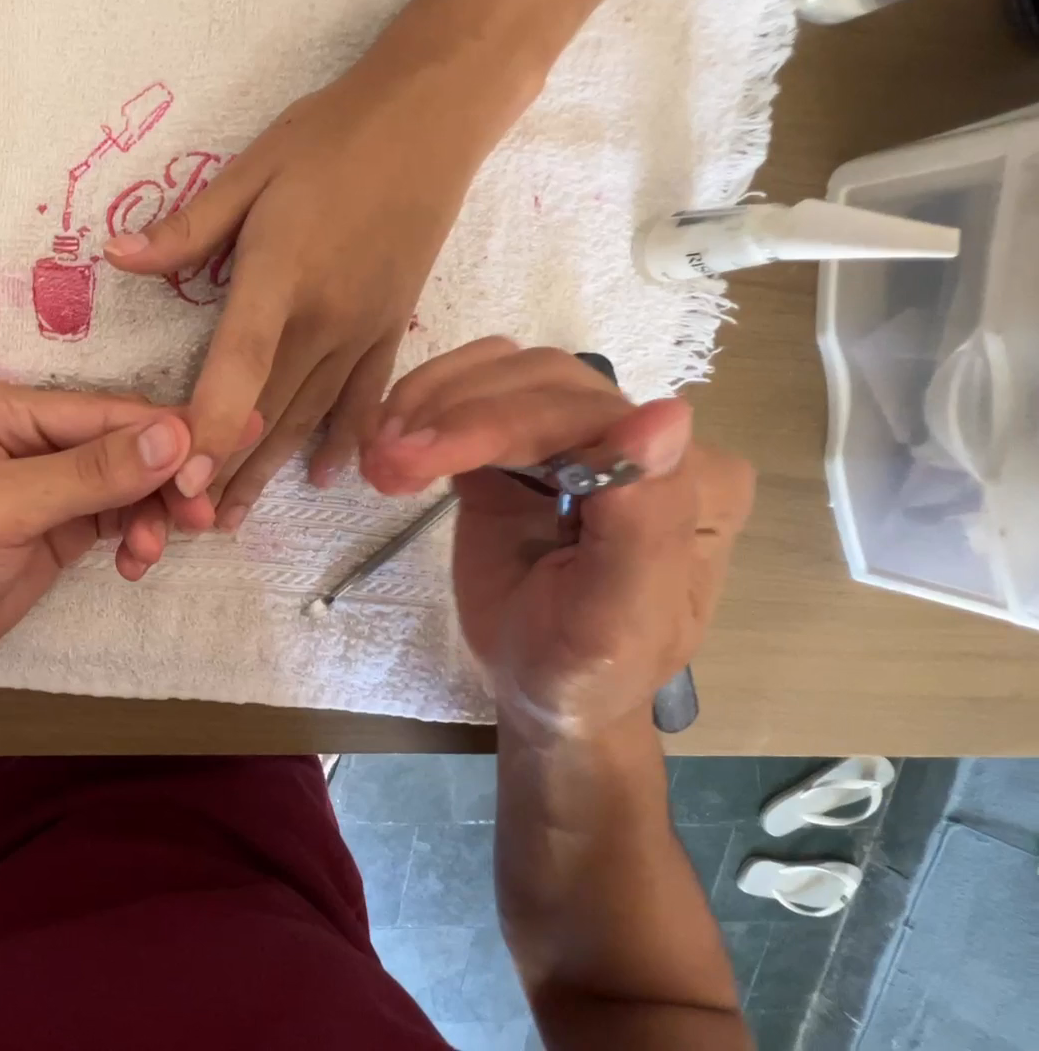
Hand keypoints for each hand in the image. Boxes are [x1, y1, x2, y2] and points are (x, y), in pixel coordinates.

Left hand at [0, 383, 194, 686]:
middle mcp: (37, 437)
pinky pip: (120, 520)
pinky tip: (134, 566)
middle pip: (127, 445)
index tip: (211, 468)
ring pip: (130, 484)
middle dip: (165, 479)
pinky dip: (136, 538)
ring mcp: (53, 485)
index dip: (163, 437)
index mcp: (11, 410)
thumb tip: (175, 435)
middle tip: (200, 517)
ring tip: (150, 553)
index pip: (107, 414)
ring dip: (153, 515)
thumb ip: (91, 473)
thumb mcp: (7, 508)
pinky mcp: (63, 528)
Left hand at [102, 44, 517, 531]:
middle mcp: (324, 316)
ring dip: (270, 470)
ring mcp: (364, 329)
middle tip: (190, 524)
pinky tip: (326, 478)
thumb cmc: (331, 136)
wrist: (436, 114)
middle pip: (269, 407)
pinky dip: (345, 441)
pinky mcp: (391, 330)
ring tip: (235, 518)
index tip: (182, 478)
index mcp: (280, 274)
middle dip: (227, 469)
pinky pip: (365, 398)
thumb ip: (186, 227)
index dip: (213, 424)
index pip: (241, 362)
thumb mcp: (251, 168)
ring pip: (309, 415)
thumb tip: (115, 256)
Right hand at [359, 339, 755, 734]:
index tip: (405, 457)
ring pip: (502, 372)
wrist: (539, 690)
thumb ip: (643, 523)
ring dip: (427, 403)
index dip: (492, 423)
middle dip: (448, 414)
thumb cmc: (580, 670)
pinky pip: (474, 395)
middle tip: (379, 463)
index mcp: (687, 480)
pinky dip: (422, 408)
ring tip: (375, 456)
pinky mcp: (519, 447)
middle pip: (539, 382)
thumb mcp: (614, 621)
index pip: (589, 416)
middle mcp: (638, 442)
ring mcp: (574, 437)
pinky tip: (386, 445)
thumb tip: (663, 414)